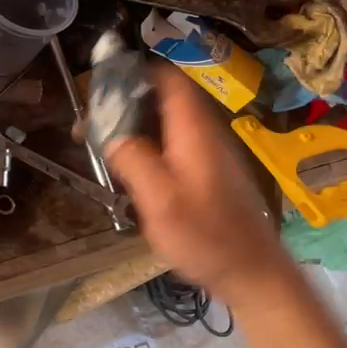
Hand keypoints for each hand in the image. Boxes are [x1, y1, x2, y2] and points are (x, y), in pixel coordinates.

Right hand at [102, 63, 291, 299]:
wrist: (254, 274)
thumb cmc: (207, 236)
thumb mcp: (160, 199)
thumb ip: (132, 158)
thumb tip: (110, 133)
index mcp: (194, 131)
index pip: (169, 80)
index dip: (137, 72)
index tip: (103, 83)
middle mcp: (206, 135)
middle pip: (165, 99)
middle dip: (127, 102)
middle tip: (92, 120)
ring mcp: (211, 155)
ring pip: (168, 124)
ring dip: (135, 126)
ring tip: (102, 143)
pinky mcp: (210, 174)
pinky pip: (174, 145)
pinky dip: (149, 146)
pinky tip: (130, 169)